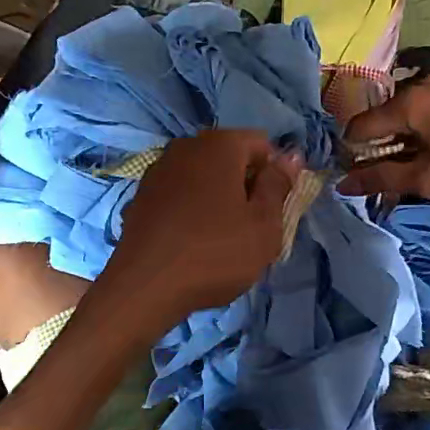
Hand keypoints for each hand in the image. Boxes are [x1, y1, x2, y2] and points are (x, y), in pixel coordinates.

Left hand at [101, 129, 300, 320]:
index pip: (261, 144)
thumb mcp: (263, 225)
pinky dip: (188, 208)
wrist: (145, 285)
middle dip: (243, 184)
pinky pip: (177, 194)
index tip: (273, 209)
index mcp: (219, 145)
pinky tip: (189, 241)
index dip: (274, 174)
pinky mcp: (139, 196)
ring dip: (215, 197)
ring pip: (201, 176)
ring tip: (220, 237)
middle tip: (249, 226)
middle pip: (228, 157)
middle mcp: (184, 147)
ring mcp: (157, 170)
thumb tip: (289, 157)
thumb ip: (278, 186)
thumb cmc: (215, 253)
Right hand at [339, 76, 429, 199]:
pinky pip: (428, 110)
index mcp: (409, 101)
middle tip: (383, 176)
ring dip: (400, 140)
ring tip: (409, 167)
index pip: (360, 126)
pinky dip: (421, 131)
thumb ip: (381, 179)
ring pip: (406, 114)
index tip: (353, 176)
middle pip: (383, 118)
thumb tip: (342, 185)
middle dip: (377, 146)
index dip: (351, 153)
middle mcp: (423, 83)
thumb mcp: (428, 179)